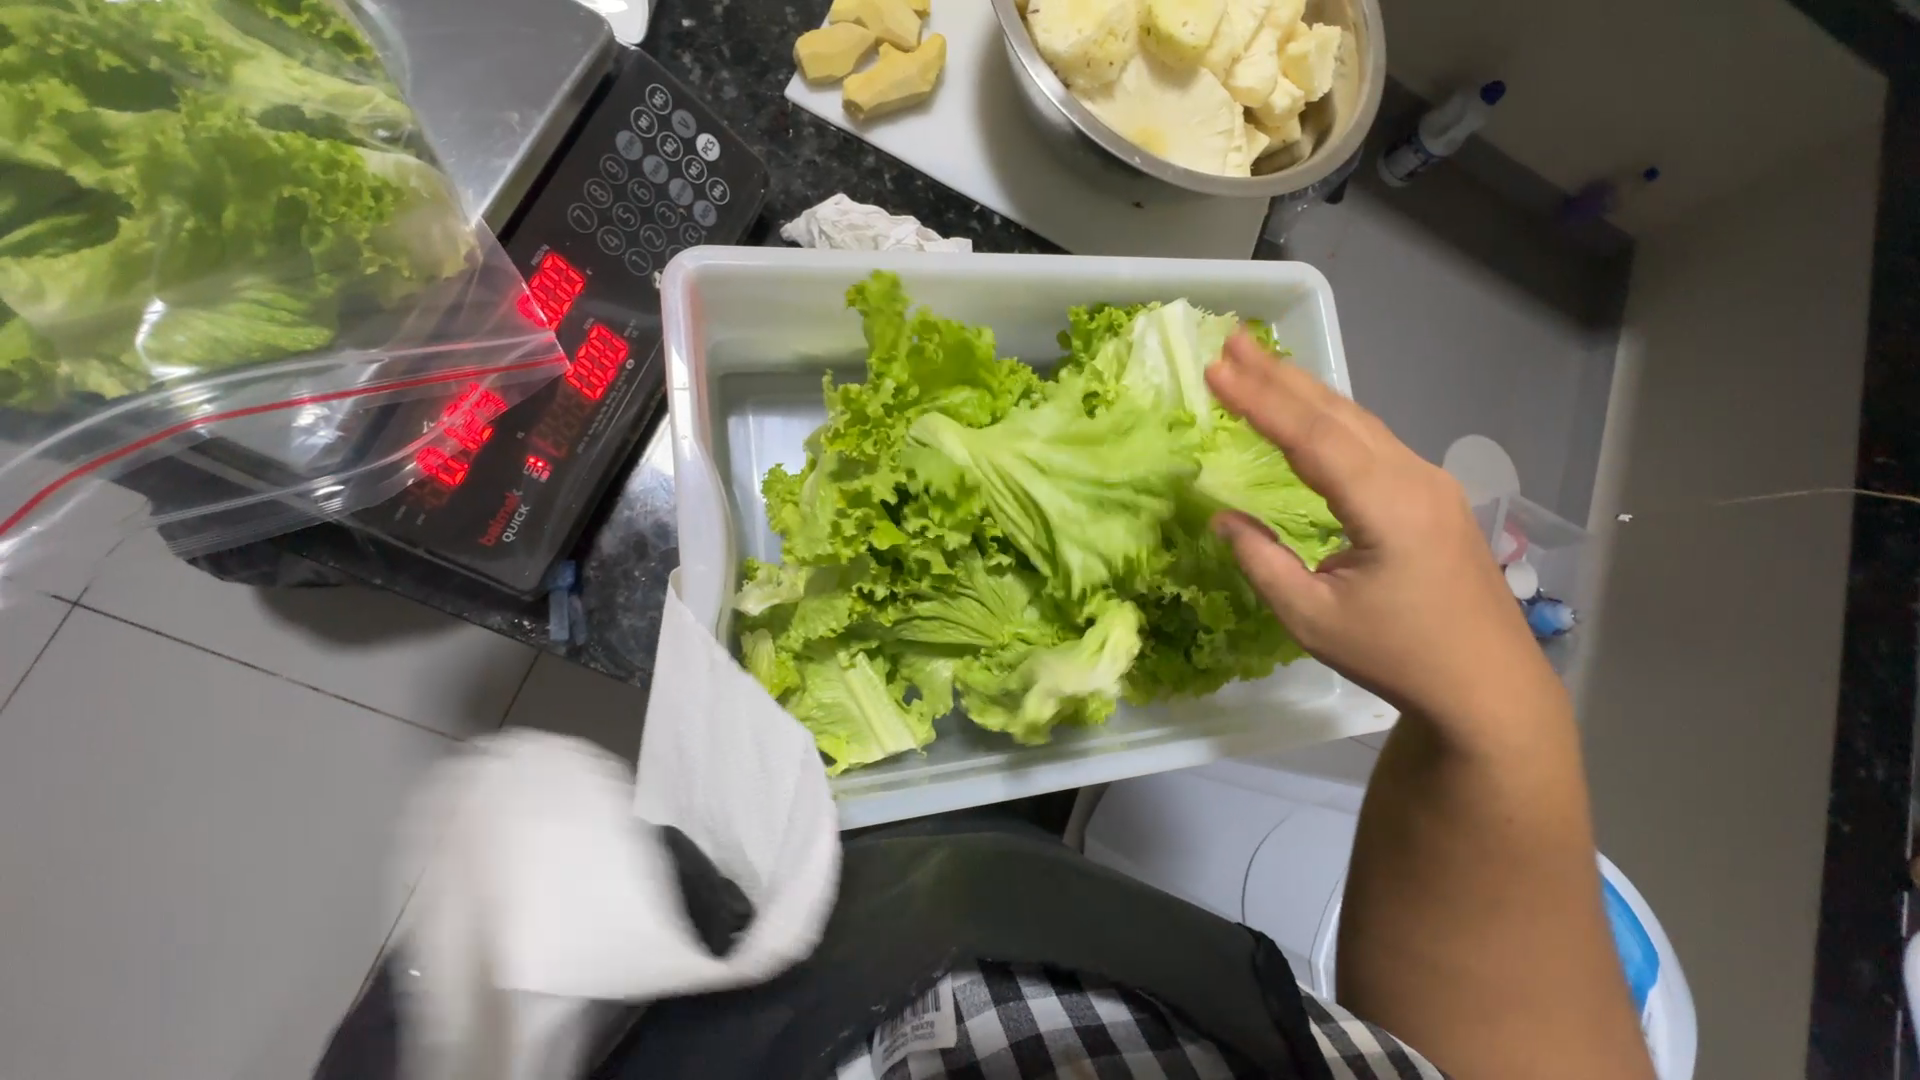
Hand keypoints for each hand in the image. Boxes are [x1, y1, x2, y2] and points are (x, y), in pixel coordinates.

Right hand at [1206, 333, 1560, 729]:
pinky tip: (1308, 410)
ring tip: (1258, 362)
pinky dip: (1330, 417)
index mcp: (1386, 506)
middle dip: (1279, 375)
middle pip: (1338, 413)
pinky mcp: (1432, 495)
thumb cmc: (1396, 657)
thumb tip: (1223, 518)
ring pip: (1359, 421)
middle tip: (1230, 340)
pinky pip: (1373, 440)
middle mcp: (1413, 478)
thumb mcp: (1311, 619)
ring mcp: (1429, 483)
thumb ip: (1262, 562)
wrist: (1487, 687)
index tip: (1215, 369)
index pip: (1312, 438)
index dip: (1259, 402)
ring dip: (1305, 390)